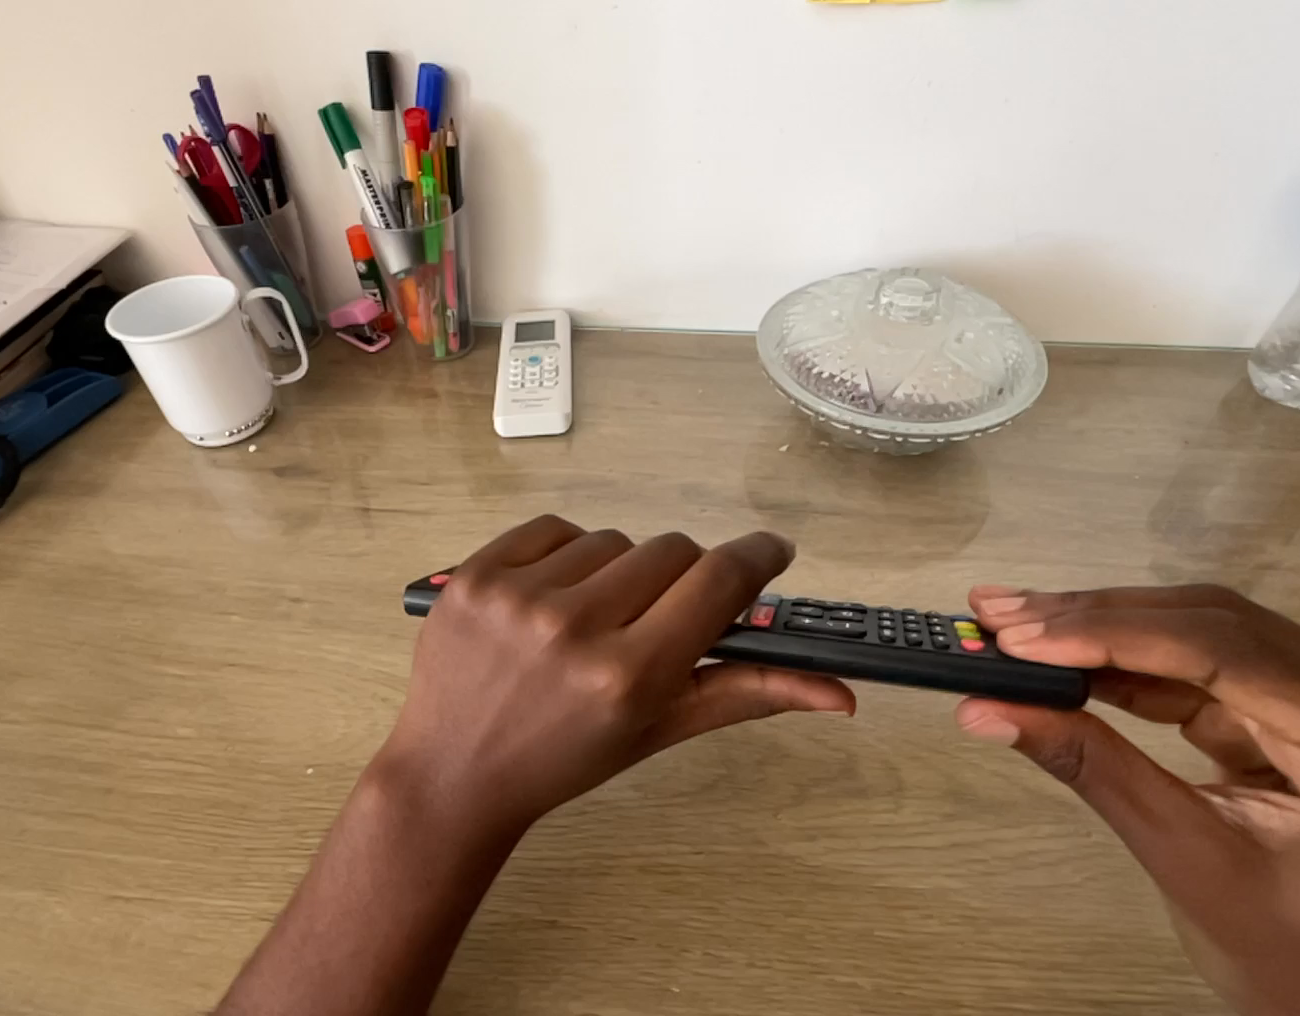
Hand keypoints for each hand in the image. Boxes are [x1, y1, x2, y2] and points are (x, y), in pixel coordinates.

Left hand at [376, 515, 854, 838]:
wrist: (457, 771)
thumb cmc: (568, 758)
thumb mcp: (659, 731)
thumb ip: (747, 696)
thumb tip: (842, 692)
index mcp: (630, 675)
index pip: (719, 581)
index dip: (757, 557)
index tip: (772, 551)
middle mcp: (574, 627)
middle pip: (671, 549)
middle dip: (681, 576)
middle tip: (658, 614)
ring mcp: (517, 595)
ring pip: (612, 539)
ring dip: (617, 570)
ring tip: (591, 618)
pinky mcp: (475, 572)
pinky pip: (554, 528)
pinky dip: (565, 554)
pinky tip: (551, 596)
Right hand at [957, 585, 1299, 1015]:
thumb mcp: (1187, 862)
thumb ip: (1089, 767)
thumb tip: (982, 709)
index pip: (1230, 653)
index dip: (1114, 636)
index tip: (1017, 638)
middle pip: (1212, 624)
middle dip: (1094, 617)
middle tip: (997, 615)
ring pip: (1195, 630)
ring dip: (1096, 626)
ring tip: (1010, 621)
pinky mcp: (1285, 710)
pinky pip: (1190, 662)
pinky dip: (1114, 656)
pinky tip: (1056, 651)